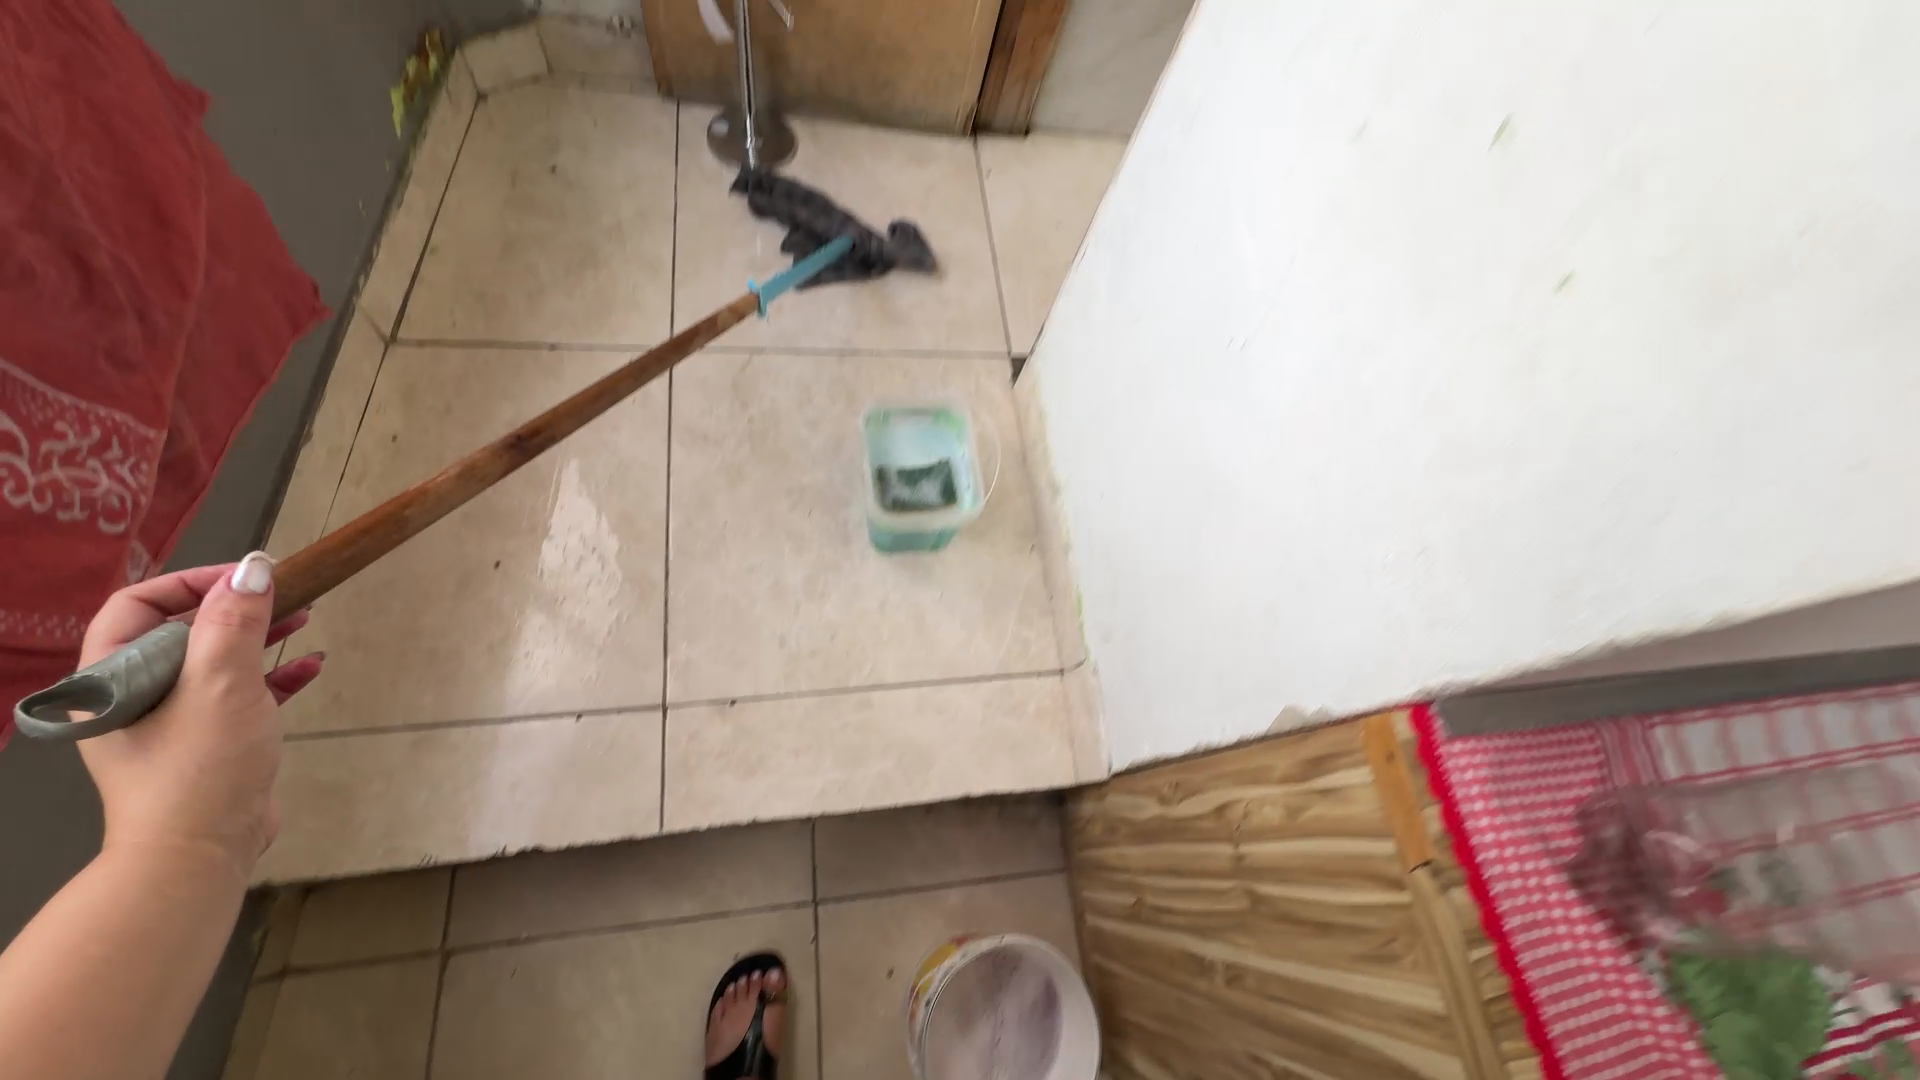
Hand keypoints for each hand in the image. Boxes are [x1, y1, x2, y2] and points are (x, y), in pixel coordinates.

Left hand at [75, 556, 324, 878]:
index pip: (137, 606)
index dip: (192, 583)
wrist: (201, 850)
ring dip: (262, 636)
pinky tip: (312, 667)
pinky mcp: (212, 739)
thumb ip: (234, 624)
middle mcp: (136, 694)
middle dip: (238, 607)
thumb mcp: (221, 685)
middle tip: (288, 594)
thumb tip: (254, 568)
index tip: (250, 579)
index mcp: (114, 678)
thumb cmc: (200, 764)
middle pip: (182, 629)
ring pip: (217, 659)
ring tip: (306, 619)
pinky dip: (278, 676)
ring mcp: (174, 718)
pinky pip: (244, 693)